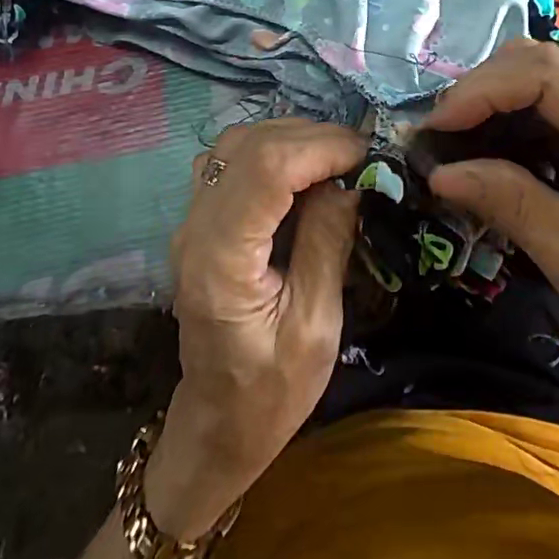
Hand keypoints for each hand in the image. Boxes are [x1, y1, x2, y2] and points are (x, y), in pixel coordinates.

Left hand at [146, 118, 364, 539]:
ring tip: (337, 160)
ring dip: (289, 139)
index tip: (368, 157)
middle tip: (361, 157)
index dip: (320, 148)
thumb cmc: (272, 392)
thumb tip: (349, 181)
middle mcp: (195, 228)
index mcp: (222, 259)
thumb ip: (327, 245)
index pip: (265, 168)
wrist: (218, 421)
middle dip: (310, 137)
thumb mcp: (315, 328)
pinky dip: (269, 152)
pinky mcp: (198, 223)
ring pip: (234, 145)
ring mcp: (190, 222)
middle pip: (247, 145)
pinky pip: (229, 164)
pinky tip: (301, 172)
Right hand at [422, 40, 558, 375]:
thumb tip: (441, 173)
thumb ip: (515, 208)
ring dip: (491, 109)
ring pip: (543, 84)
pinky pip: (553, 114)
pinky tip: (492, 162)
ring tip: (456, 151)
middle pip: (543, 67)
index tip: (436, 129)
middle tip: (440, 140)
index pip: (548, 75)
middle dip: (480, 94)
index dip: (481, 90)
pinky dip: (511, 128)